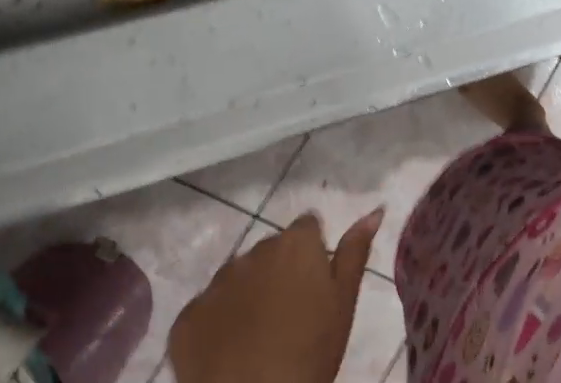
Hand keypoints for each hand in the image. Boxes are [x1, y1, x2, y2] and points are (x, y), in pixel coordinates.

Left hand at [169, 208, 382, 382]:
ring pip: (238, 277)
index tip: (316, 283)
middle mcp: (253, 252)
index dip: (313, 252)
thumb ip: (356, 250)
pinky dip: (218, 322)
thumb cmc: (312, 350)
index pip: (307, 226)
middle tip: (292, 312)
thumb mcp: (345, 299)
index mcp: (295, 243)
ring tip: (260, 334)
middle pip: (270, 250)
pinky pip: (207, 309)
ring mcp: (215, 285)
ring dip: (249, 292)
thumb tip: (374, 210)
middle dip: (280, 270)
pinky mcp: (185, 319)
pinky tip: (230, 350)